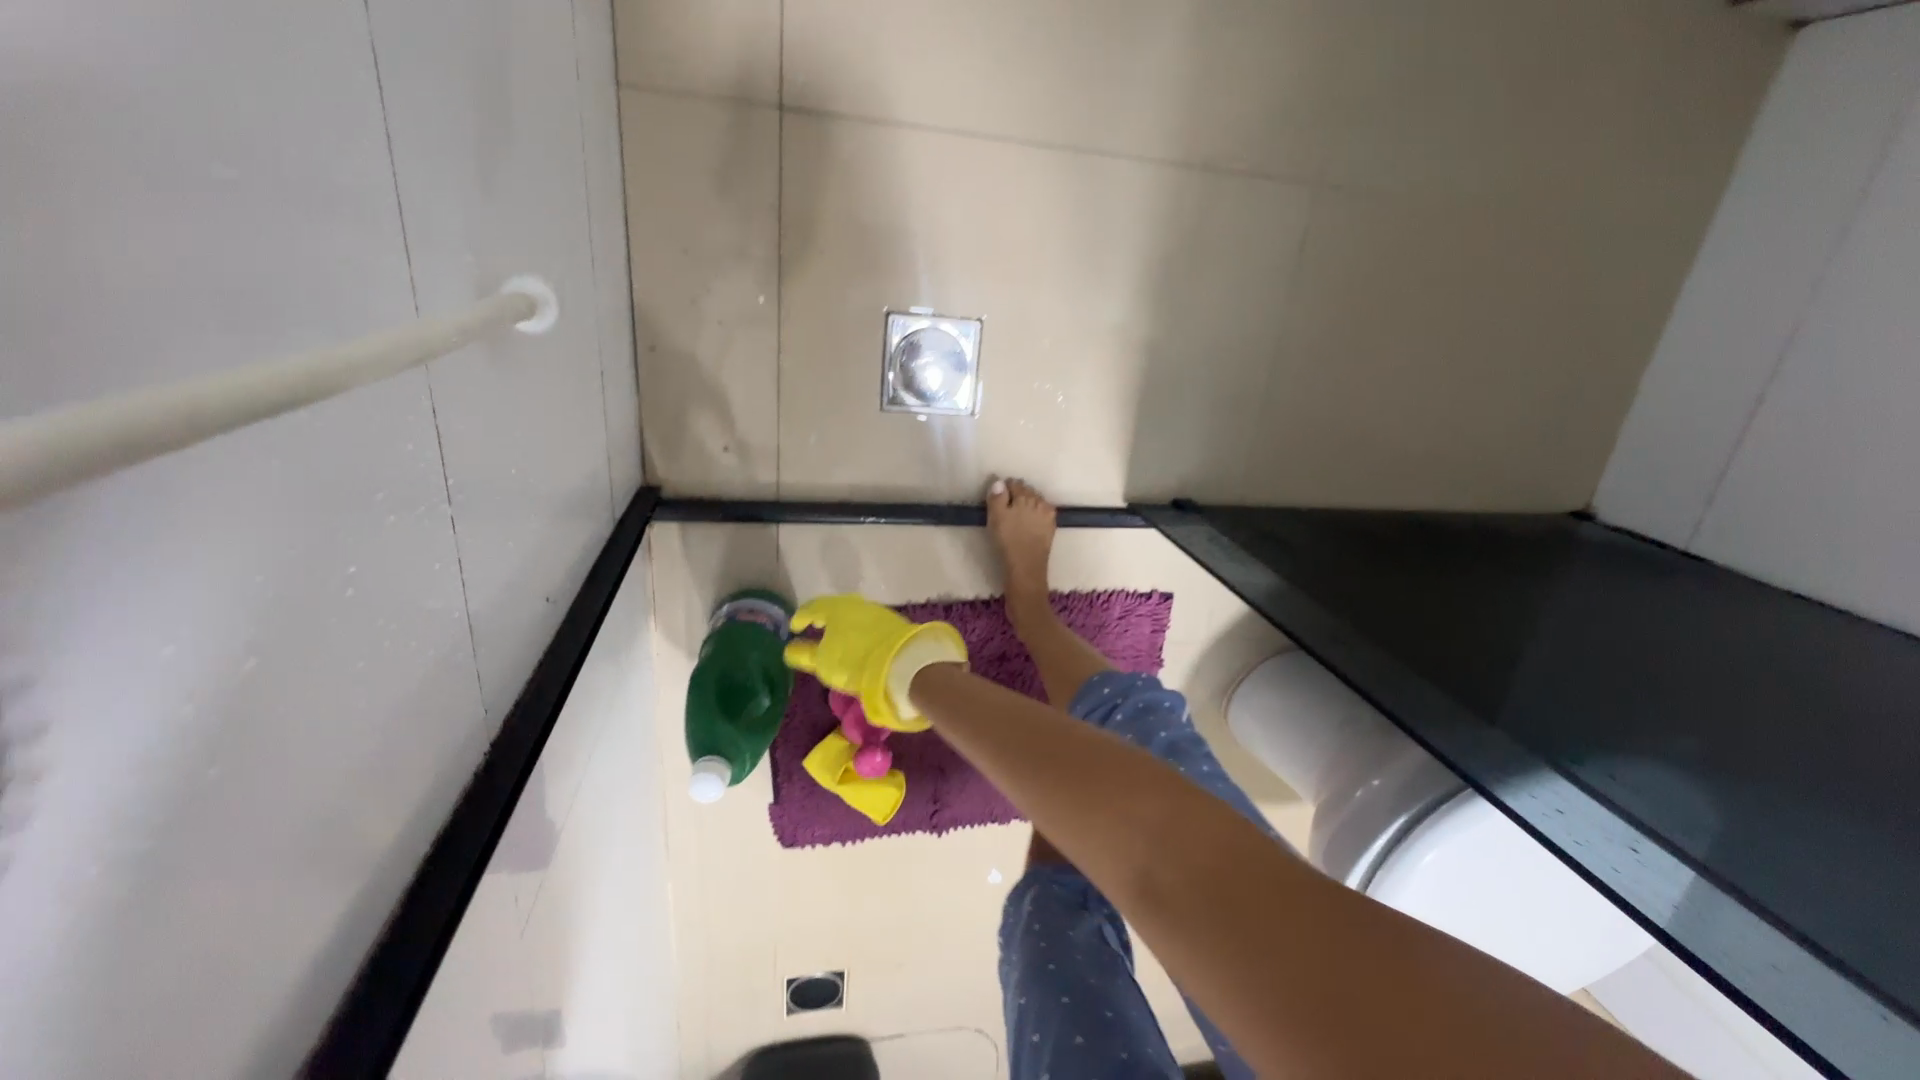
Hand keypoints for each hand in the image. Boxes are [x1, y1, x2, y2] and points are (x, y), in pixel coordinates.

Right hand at [784, 594, 966, 731]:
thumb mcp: (823, 662)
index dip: (800, 617)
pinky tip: (860, 641)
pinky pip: (869, 623)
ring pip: (854, 614)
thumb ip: (805, 654)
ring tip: (837, 637)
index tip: (794, 627)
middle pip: (834, 608)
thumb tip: (790, 649)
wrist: (902, 662)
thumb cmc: (854, 660)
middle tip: (816, 628)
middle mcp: (856, 604)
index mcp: (834, 608)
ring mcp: (877, 611)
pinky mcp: (894, 623)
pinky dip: (859, 630)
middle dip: (824, 617)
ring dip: (843, 624)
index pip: (811, 608)